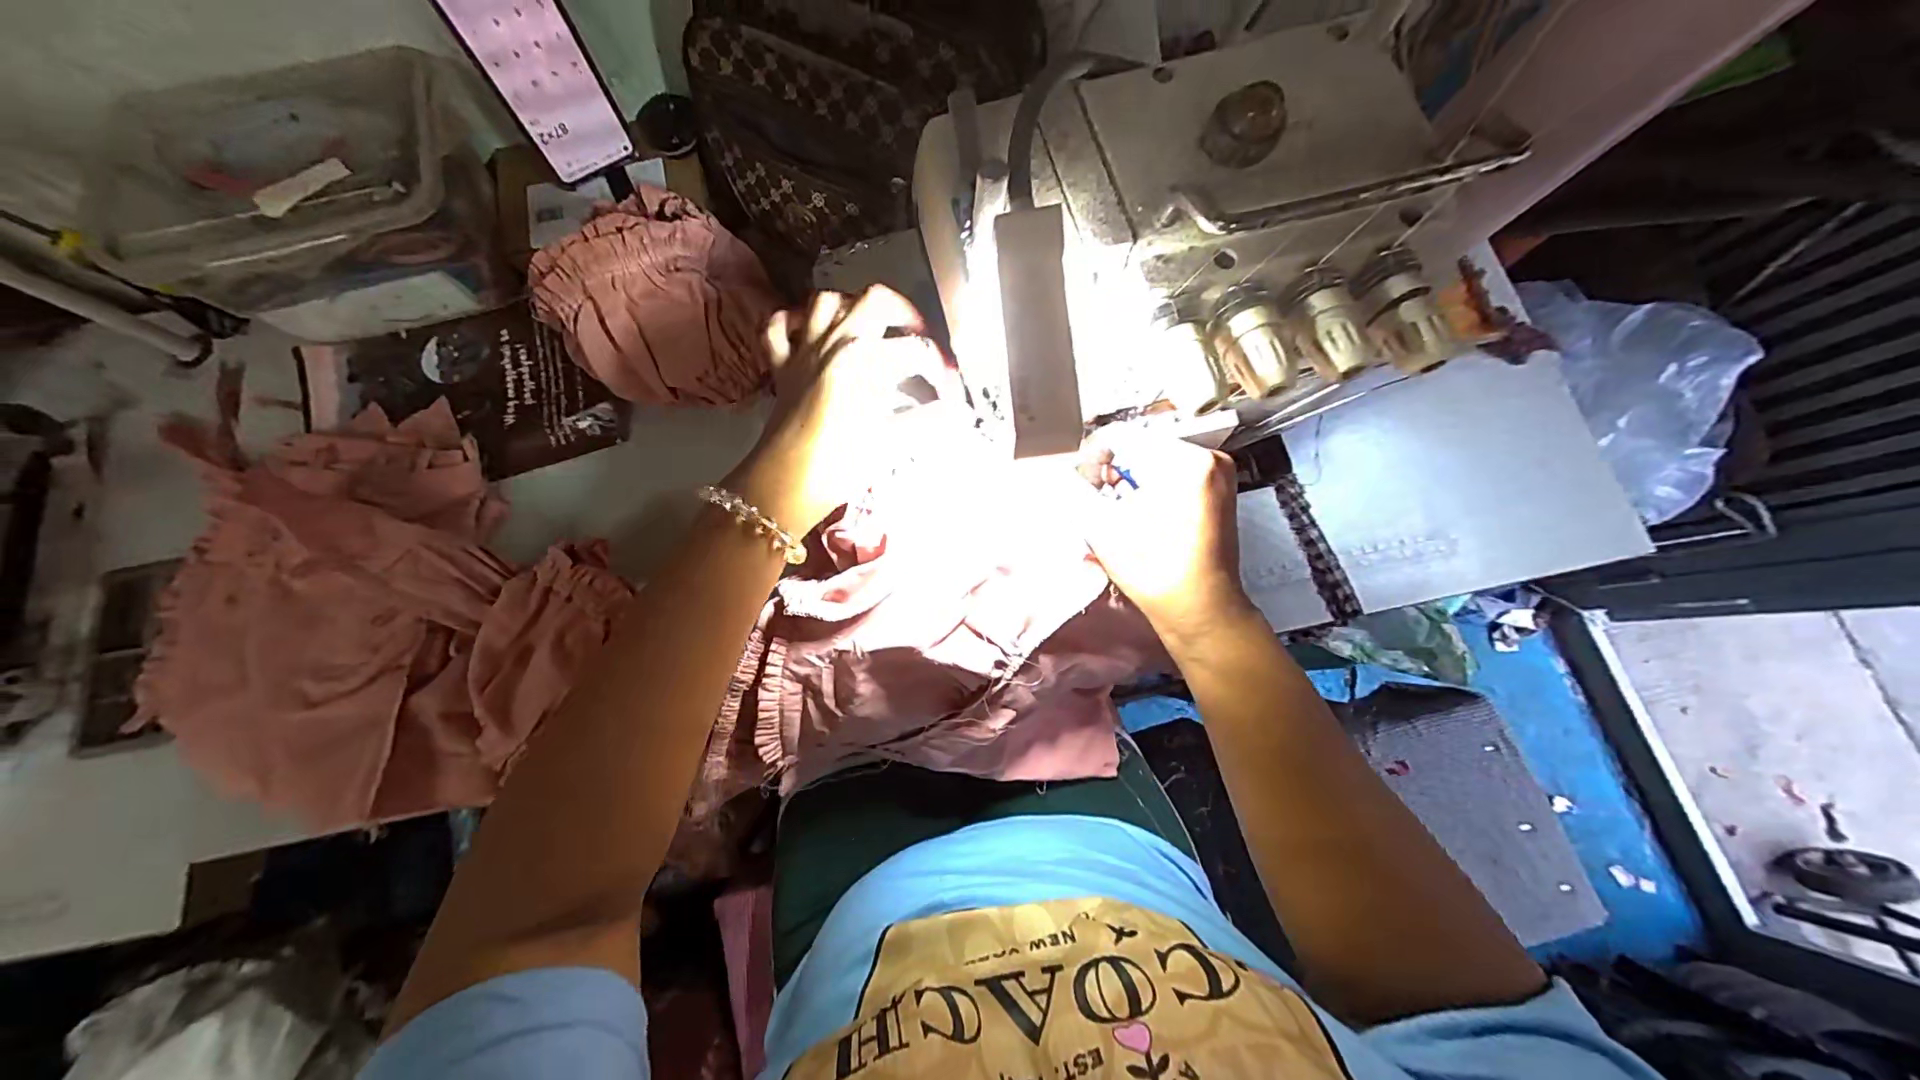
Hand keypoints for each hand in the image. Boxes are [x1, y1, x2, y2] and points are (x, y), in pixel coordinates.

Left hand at [725, 286, 958, 532]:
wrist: (787, 481)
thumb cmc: (842, 462)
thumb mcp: (894, 442)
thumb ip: (930, 421)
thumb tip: (960, 413)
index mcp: (867, 356)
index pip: (917, 350)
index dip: (941, 369)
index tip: (950, 393)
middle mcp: (836, 340)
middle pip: (875, 299)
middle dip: (904, 312)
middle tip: (917, 337)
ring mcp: (804, 349)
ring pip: (826, 301)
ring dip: (852, 307)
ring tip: (869, 328)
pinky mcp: (780, 366)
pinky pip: (779, 327)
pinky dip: (795, 322)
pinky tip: (811, 334)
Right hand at [1077, 432, 1255, 636]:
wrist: (1199, 610)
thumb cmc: (1154, 570)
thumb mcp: (1103, 527)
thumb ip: (1077, 491)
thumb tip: (1061, 471)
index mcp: (1186, 461)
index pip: (1125, 437)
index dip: (1092, 456)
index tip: (1075, 477)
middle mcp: (1209, 458)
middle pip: (1141, 448)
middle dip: (1111, 470)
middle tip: (1092, 496)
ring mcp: (1217, 475)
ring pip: (1155, 463)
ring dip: (1128, 480)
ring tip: (1110, 507)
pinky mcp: (1216, 492)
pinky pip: (1173, 477)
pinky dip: (1149, 489)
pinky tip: (1135, 513)